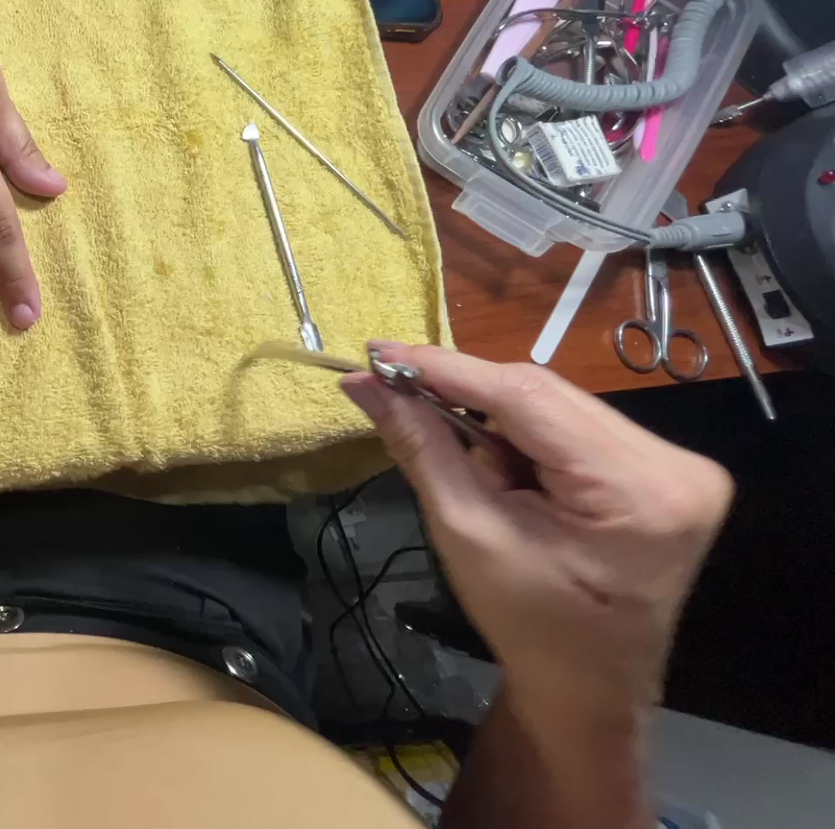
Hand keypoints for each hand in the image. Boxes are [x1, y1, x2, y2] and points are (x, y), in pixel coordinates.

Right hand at [339, 345, 731, 722]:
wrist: (587, 679)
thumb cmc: (526, 618)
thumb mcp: (463, 527)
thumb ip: (417, 444)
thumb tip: (361, 383)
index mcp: (638, 488)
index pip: (526, 396)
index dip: (445, 368)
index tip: (377, 354)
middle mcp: (672, 463)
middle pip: (541, 391)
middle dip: (458, 384)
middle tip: (387, 382)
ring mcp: (671, 464)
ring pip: (548, 400)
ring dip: (478, 403)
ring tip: (427, 421)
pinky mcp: (654, 469)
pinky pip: (561, 421)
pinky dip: (506, 424)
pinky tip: (475, 443)